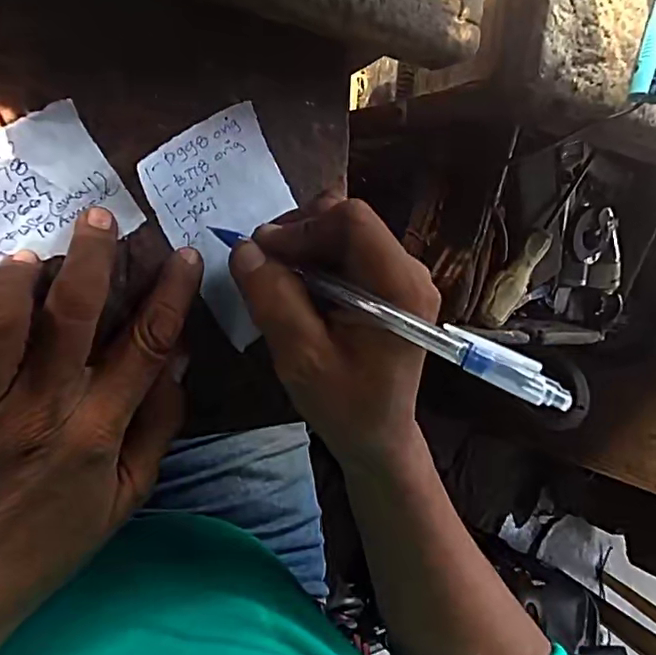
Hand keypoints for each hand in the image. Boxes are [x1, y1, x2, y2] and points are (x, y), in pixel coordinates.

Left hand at [0, 209, 201, 654]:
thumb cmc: (42, 547)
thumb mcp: (123, 499)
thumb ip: (156, 427)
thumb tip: (175, 359)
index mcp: (94, 433)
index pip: (145, 346)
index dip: (171, 294)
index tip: (182, 255)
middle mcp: (36, 413)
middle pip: (71, 316)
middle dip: (92, 256)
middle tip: (99, 218)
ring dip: (16, 275)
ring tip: (32, 257)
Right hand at [228, 195, 440, 463]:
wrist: (379, 435)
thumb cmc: (346, 404)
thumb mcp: (301, 358)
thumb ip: (274, 299)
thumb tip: (245, 249)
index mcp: (400, 286)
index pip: (354, 220)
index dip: (302, 226)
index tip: (263, 251)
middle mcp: (409, 270)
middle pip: (350, 219)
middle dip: (299, 233)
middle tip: (262, 261)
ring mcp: (402, 273)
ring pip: (346, 230)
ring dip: (304, 245)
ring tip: (275, 275)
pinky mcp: (389, 281)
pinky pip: (348, 249)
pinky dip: (316, 257)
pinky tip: (297, 285)